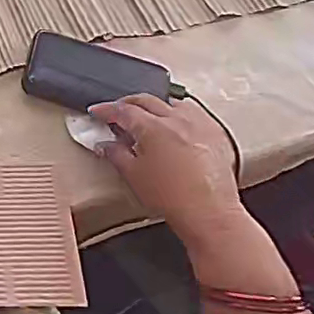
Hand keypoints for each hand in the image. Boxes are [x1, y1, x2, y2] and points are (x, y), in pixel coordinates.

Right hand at [88, 95, 241, 239]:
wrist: (209, 214)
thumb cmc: (174, 199)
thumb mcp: (134, 176)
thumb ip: (115, 154)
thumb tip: (106, 145)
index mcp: (153, 128)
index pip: (122, 110)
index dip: (106, 109)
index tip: (98, 111)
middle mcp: (176, 119)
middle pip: (145, 100)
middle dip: (127, 104)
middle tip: (117, 112)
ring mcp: (198, 123)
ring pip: (170, 102)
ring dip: (154, 106)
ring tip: (146, 117)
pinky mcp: (215, 132)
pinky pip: (193, 112)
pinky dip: (178, 113)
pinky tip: (175, 125)